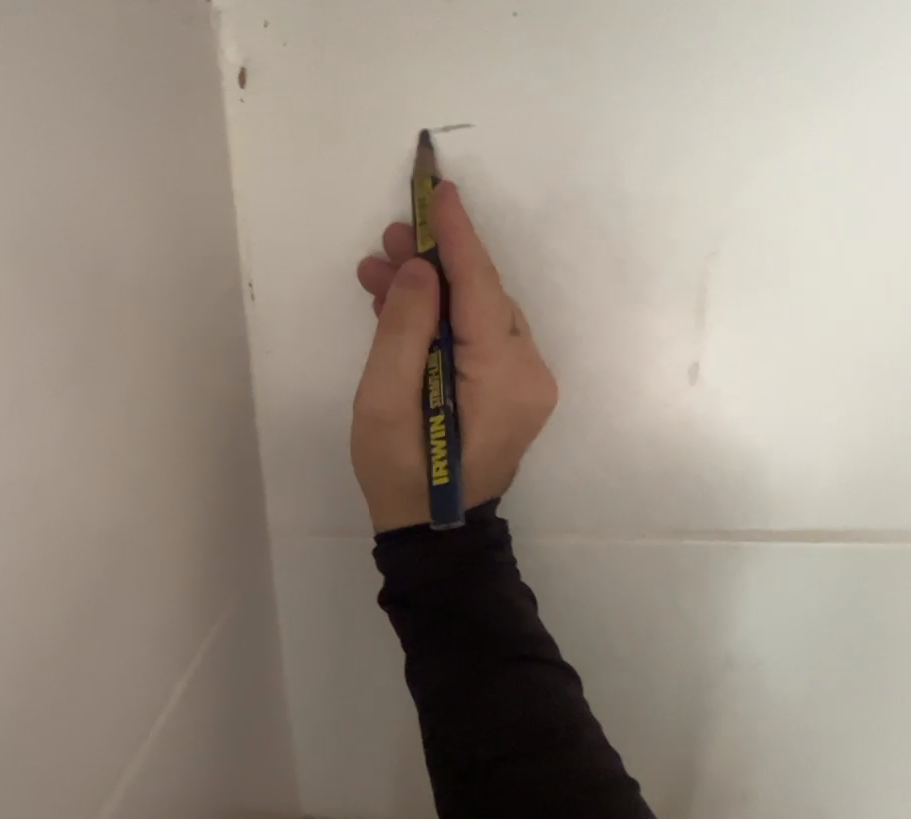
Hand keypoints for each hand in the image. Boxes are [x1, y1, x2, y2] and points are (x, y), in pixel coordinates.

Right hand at [352, 182, 557, 532]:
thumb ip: (401, 332)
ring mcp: (526, 384)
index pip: (479, 287)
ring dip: (432, 294)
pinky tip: (403, 311)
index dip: (457, 237)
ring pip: (478, 316)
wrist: (433, 535)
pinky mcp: (514, 392)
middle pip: (481, 297)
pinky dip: (442, 321)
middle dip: (434, 265)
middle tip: (387, 240)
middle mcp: (529, 373)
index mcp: (504, 376)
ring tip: (381, 275)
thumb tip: (418, 270)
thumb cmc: (401, 477)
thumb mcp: (384, 405)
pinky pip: (478, 340)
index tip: (438, 190)